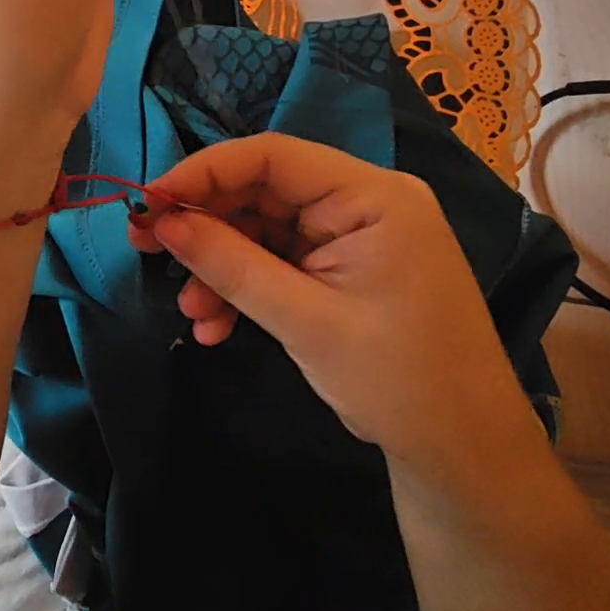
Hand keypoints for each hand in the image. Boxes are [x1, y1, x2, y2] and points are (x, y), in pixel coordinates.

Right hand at [128, 133, 536, 469]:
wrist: (463, 455)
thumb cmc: (398, 381)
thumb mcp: (303, 320)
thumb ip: (229, 263)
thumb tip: (161, 221)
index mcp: (372, 196)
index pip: (271, 156)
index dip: (202, 171)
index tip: (149, 200)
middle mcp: (362, 202)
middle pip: (260, 190)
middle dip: (203, 224)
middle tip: (146, 247)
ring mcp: (352, 235)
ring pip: (261, 228)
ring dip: (219, 267)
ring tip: (192, 312)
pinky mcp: (342, 266)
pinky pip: (276, 259)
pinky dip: (242, 287)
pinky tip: (216, 325)